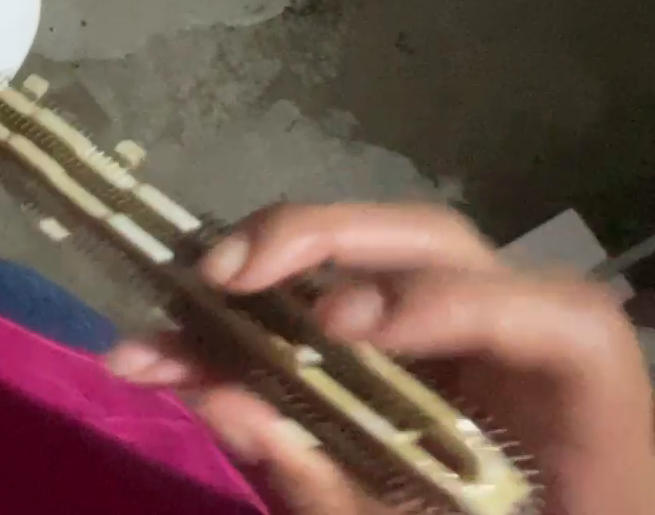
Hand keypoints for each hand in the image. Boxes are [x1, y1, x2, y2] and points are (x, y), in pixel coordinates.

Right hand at [106, 203, 654, 514]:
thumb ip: (336, 493)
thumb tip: (222, 401)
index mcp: (575, 422)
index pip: (558, 324)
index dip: (448, 302)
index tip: (334, 329)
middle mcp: (507, 352)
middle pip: (428, 243)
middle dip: (312, 240)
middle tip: (224, 275)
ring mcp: (436, 335)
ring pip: (350, 251)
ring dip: (252, 260)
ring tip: (180, 295)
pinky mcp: (368, 343)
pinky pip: (294, 301)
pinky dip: (223, 321)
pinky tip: (156, 350)